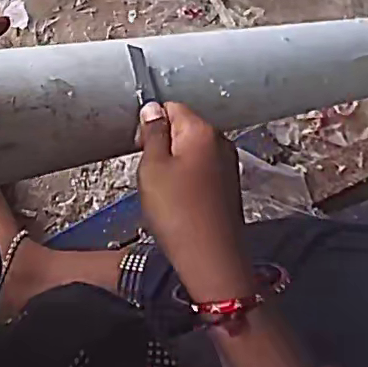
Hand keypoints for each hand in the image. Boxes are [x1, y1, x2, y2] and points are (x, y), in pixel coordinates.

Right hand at [135, 102, 253, 301]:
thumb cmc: (179, 214)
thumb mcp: (152, 167)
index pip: (171, 107)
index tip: (140, 147)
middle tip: (149, 171)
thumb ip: (152, 133)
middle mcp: (220, 143)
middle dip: (161, 143)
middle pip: (182, 127)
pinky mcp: (227, 186)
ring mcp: (227, 165)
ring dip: (173, 163)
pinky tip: (177, 200)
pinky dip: (185, 179)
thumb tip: (152, 109)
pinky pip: (200, 170)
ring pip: (190, 150)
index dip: (150, 124)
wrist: (210, 259)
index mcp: (202, 131)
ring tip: (163, 190)